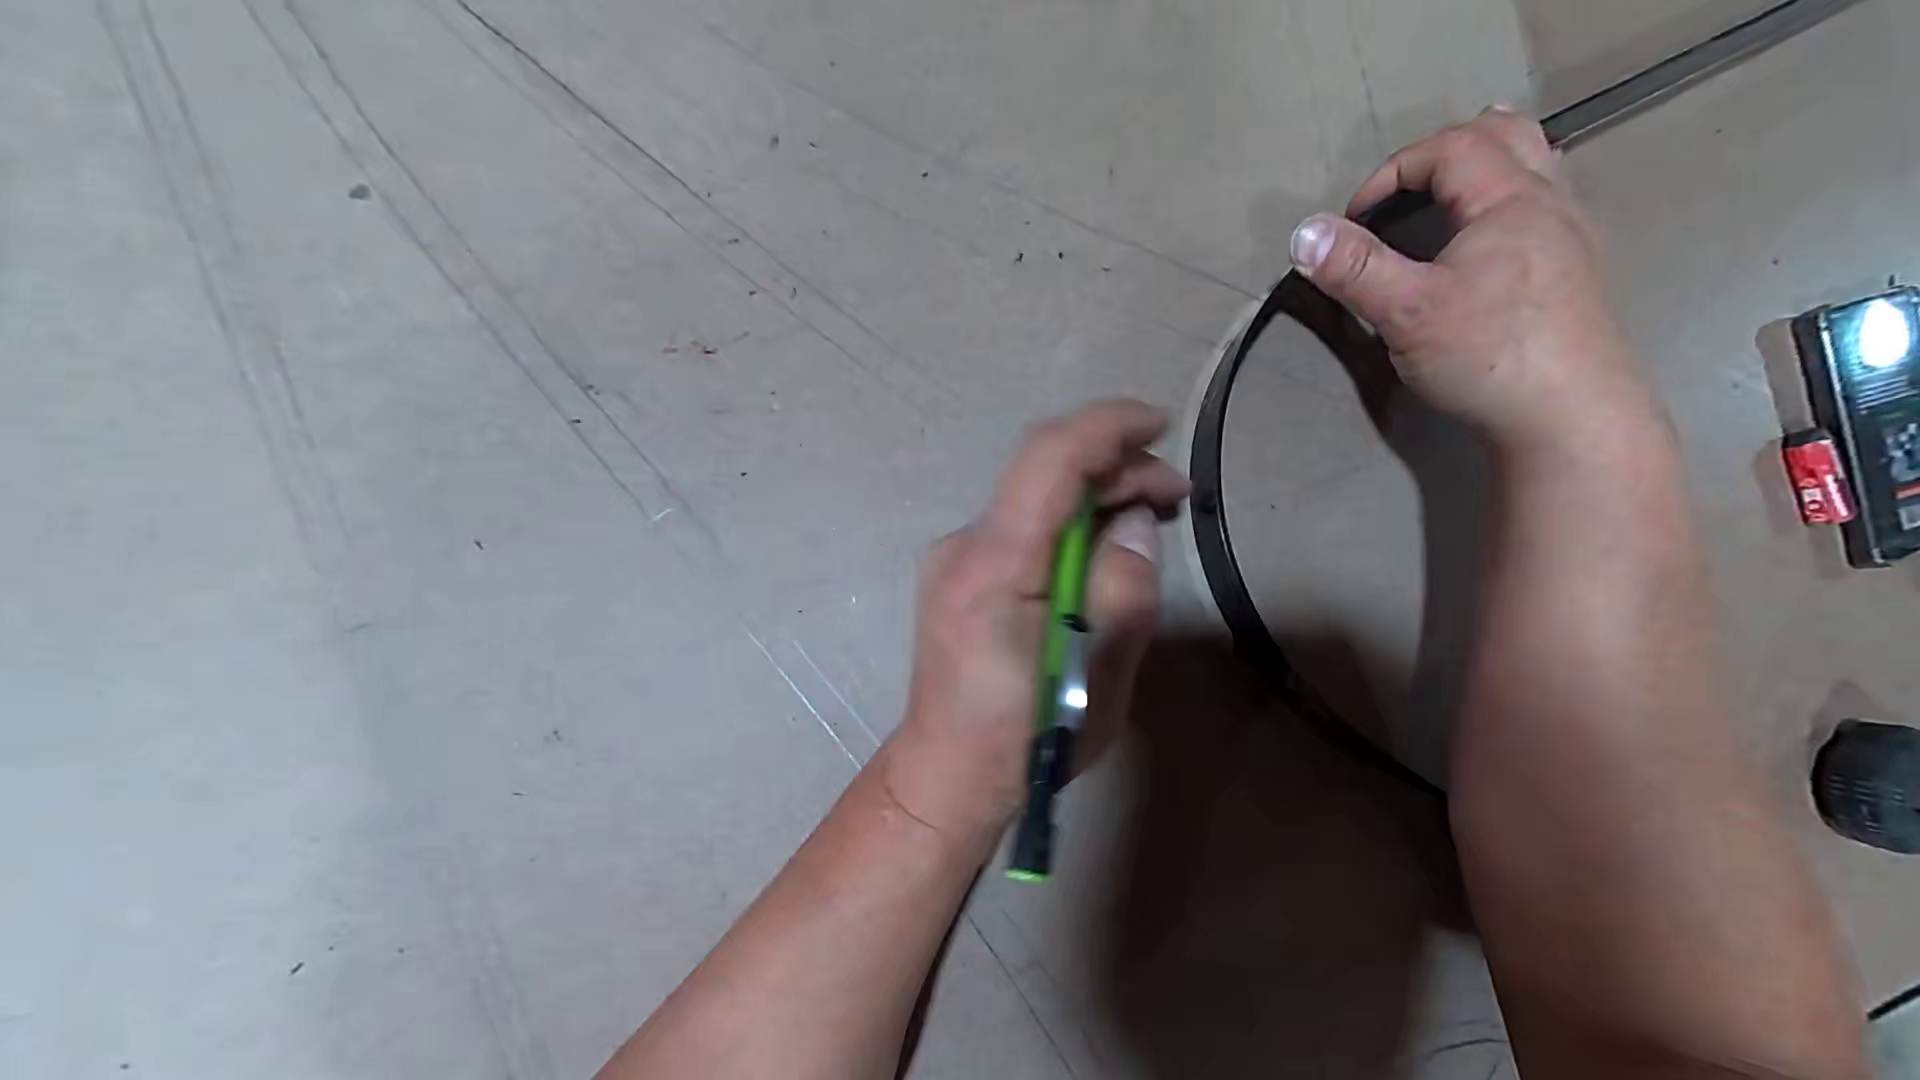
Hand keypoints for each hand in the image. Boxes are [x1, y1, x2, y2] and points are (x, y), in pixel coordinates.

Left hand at [880, 401, 1188, 845]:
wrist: (947, 771)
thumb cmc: (1029, 741)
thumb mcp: (1099, 682)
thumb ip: (1122, 593)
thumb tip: (1137, 522)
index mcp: (995, 569)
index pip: (1048, 461)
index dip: (1107, 428)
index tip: (1159, 425)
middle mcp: (963, 548)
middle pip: (1042, 473)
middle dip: (1114, 469)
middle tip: (1174, 494)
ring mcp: (954, 558)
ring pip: (1032, 499)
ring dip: (1092, 498)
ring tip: (1145, 519)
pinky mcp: (958, 572)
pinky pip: (1021, 527)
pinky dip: (1066, 524)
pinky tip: (1097, 551)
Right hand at [1288, 108, 1664, 452]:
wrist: (1568, 414)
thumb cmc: (1486, 355)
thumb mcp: (1404, 311)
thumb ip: (1353, 268)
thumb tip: (1303, 232)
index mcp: (1511, 201)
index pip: (1450, 148)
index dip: (1391, 172)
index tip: (1352, 220)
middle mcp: (1551, 204)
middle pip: (1506, 135)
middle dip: (1444, 150)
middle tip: (1402, 186)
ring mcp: (1572, 237)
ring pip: (1534, 168)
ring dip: (1483, 168)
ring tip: (1447, 191)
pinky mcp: (1576, 273)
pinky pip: (1542, 209)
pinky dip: (1503, 203)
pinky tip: (1484, 243)